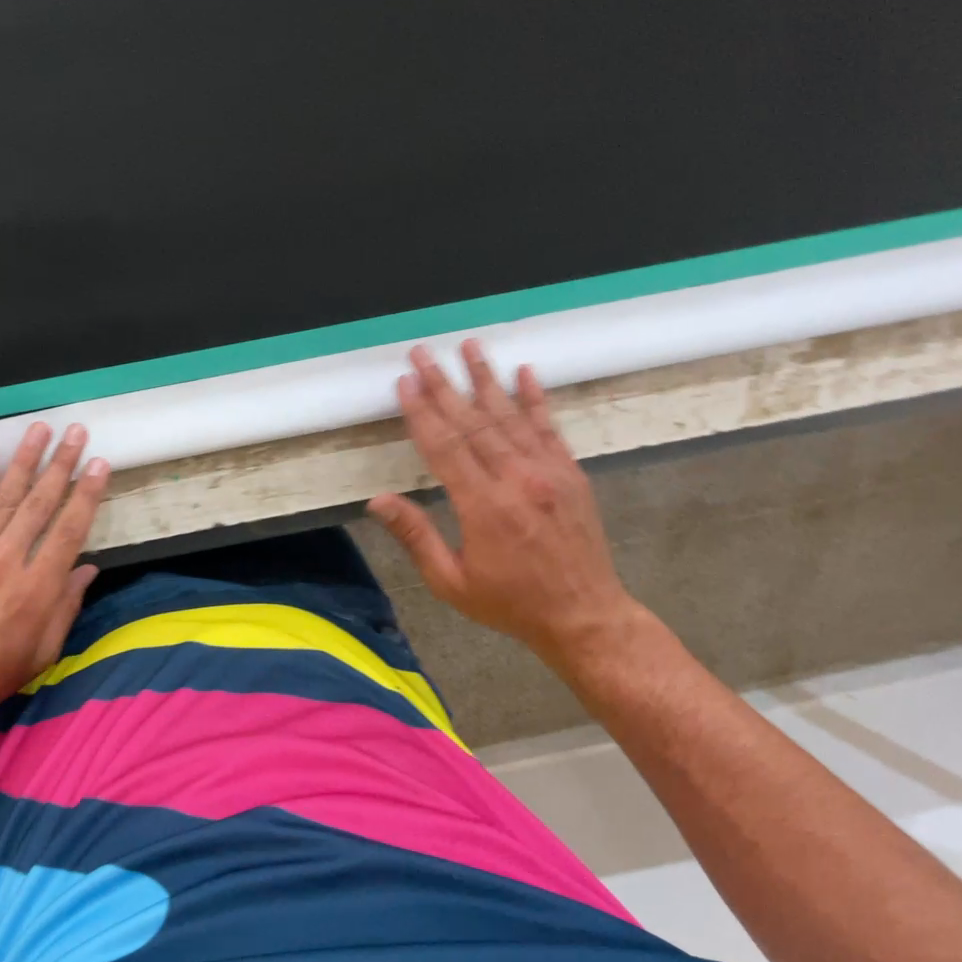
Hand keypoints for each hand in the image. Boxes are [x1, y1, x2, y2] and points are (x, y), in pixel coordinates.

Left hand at [0, 422, 109, 743]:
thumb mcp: (42, 652)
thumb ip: (66, 607)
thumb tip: (88, 568)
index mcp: (37, 591)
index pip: (70, 530)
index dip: (86, 494)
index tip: (98, 464)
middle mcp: (6, 564)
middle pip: (39, 505)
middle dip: (60, 464)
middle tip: (75, 431)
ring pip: (3, 500)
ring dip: (24, 462)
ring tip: (40, 430)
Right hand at [367, 340, 643, 664]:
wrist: (584, 615)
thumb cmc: (509, 603)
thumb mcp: (450, 581)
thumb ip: (416, 536)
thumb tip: (378, 501)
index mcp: (484, 507)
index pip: (445, 447)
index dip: (422, 412)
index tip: (405, 382)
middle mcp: (518, 480)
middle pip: (474, 422)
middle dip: (445, 384)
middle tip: (423, 353)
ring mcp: (550, 473)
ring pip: (511, 416)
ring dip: (487, 379)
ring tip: (469, 346)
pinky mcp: (571, 475)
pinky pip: (550, 428)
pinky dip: (536, 399)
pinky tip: (525, 373)